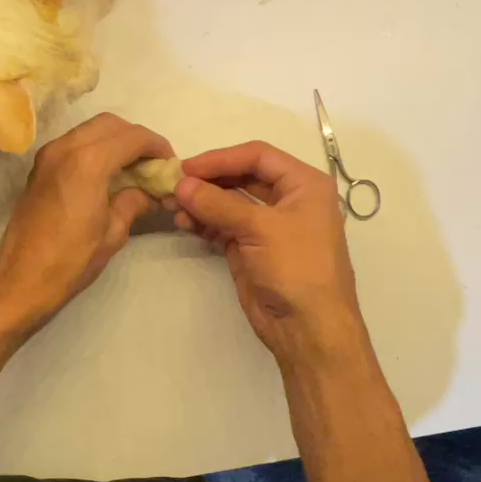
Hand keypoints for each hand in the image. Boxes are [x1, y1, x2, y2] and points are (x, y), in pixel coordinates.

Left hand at [0, 113, 169, 331]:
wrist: (21, 280)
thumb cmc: (71, 261)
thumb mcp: (113, 233)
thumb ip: (134, 202)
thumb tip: (150, 191)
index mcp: (87, 162)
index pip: (133, 137)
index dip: (157, 146)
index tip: (170, 164)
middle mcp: (65, 148)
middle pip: (110, 124)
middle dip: (135, 138)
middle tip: (151, 164)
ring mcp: (47, 156)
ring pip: (89, 130)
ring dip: (114, 141)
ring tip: (131, 168)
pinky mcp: (38, 169)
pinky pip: (73, 144)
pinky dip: (94, 149)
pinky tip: (106, 174)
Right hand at [171, 141, 368, 369]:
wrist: (308, 325)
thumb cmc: (297, 267)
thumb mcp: (260, 228)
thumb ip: (219, 204)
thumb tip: (181, 185)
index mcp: (304, 184)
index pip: (258, 156)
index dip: (221, 158)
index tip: (186, 167)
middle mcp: (287, 200)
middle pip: (241, 177)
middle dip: (208, 181)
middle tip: (173, 185)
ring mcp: (267, 226)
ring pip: (229, 203)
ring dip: (201, 202)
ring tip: (173, 207)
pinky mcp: (250, 249)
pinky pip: (223, 227)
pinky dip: (203, 222)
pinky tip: (184, 223)